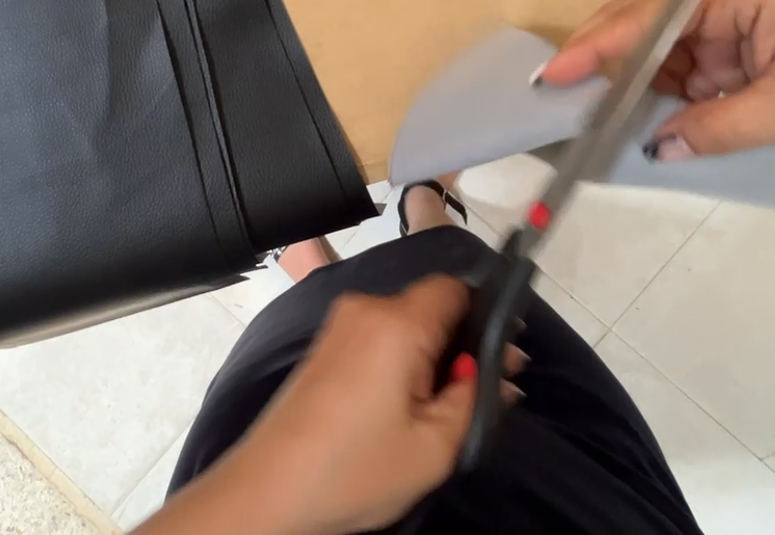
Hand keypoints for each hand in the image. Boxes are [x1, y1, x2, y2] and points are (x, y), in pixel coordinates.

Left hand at [155, 276, 521, 534]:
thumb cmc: (352, 469)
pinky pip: (379, 335)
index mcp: (396, 322)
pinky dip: (401, 359)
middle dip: (460, 343)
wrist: (271, 487)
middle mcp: (366, 308)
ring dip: (431, 355)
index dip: (486, 317)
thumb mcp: (434, 446)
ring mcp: (341, 323)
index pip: (455, 287)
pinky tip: (408, 404)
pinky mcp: (327, 343)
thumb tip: (502, 373)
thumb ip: (476, 400)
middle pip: (430, 306)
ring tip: (442, 409)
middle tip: (482, 394)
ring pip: (406, 323)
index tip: (503, 357)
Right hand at [539, 0, 774, 157]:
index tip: (555, 74)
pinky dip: (662, 101)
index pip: (651, 15)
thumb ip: (720, 126)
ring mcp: (726, 25)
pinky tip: (641, 121)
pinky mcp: (733, 54)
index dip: (599, 46)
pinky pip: (682, 76)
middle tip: (557, 93)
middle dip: (605, 61)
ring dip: (633, 88)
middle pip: (643, 26)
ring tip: (593, 117)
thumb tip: (655, 149)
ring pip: (657, 55)